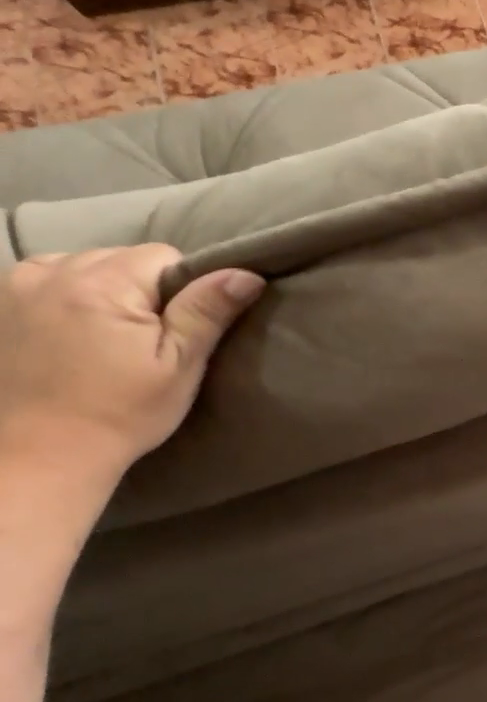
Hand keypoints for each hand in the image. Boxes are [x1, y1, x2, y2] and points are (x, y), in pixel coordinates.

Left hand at [0, 245, 263, 487]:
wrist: (47, 445)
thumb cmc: (126, 408)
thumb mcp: (181, 363)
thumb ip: (207, 312)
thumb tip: (246, 274)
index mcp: (102, 285)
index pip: (162, 256)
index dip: (185, 288)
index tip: (184, 327)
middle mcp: (53, 272)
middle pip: (122, 257)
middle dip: (146, 287)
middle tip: (153, 337)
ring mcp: (19, 284)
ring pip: (86, 264)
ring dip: (108, 288)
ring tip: (115, 334)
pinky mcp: (2, 302)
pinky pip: (50, 276)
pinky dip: (72, 292)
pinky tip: (80, 328)